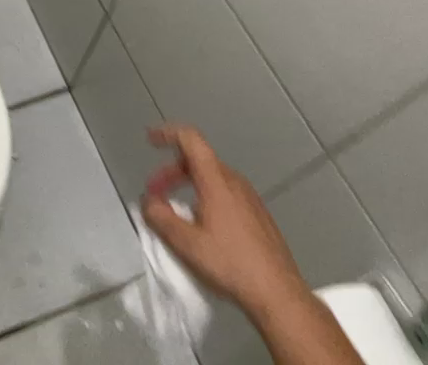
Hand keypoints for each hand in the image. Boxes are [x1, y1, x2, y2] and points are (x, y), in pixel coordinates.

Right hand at [140, 123, 312, 320]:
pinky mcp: (259, 215)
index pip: (190, 140)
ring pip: (212, 178)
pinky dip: (206, 196)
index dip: (167, 133)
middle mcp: (234, 182)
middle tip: (155, 193)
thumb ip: (160, 217)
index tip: (150, 140)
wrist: (279, 294)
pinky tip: (203, 225)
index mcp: (216, 181)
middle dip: (171, 171)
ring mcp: (250, 198)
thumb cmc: (230, 263)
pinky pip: (226, 193)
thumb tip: (148, 200)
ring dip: (188, 185)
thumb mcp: (186, 244)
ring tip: (177, 211)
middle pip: (199, 160)